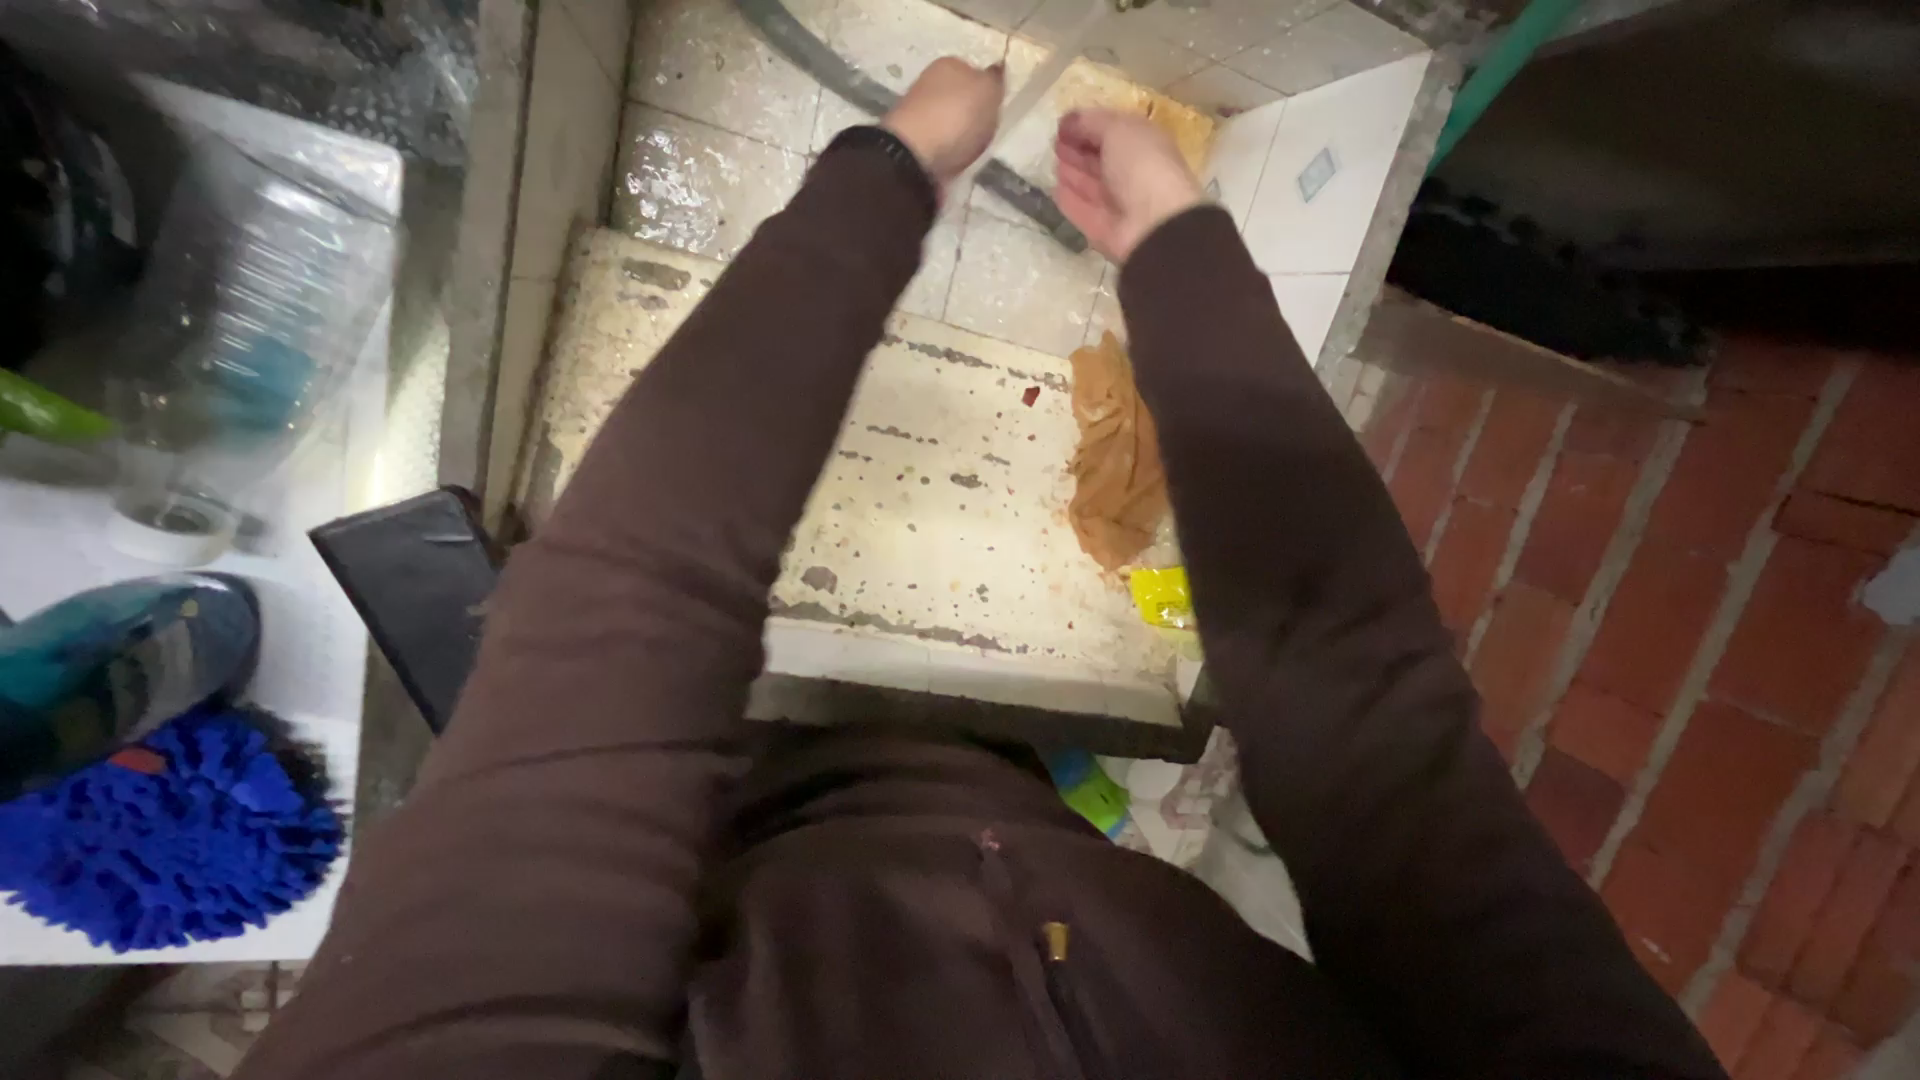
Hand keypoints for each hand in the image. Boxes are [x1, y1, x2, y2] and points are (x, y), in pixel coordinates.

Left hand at [882, 58, 1003, 191]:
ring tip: (968, 150)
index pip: (973, 71)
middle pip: (958, 98)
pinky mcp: (911, 142)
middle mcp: (929, 82)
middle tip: (984, 133)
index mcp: (949, 63)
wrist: (913, 156)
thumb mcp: (988, 92)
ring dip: (956, 133)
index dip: (986, 90)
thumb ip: (995, 81)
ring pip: (946, 120)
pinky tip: (952, 160)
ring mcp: (916, 113)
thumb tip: (996, 69)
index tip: (995, 110)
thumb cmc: (956, 117)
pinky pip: (937, 144)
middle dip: (969, 113)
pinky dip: (945, 151)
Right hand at [1054, 109, 1203, 262]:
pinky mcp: (1100, 228)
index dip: (1089, 125)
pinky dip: (1069, 198)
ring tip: (1053, 159)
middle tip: (1055, 141)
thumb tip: (1067, 120)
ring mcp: (1116, 203)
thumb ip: (1091, 121)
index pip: (1113, 131)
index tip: (1064, 124)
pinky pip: (1081, 210)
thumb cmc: (1141, 165)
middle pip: (1101, 158)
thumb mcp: (1118, 129)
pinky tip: (1055, 187)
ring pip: (1090, 184)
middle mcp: (1131, 173)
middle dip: (1078, 148)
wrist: (1152, 223)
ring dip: (1072, 171)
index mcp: (1143, 144)